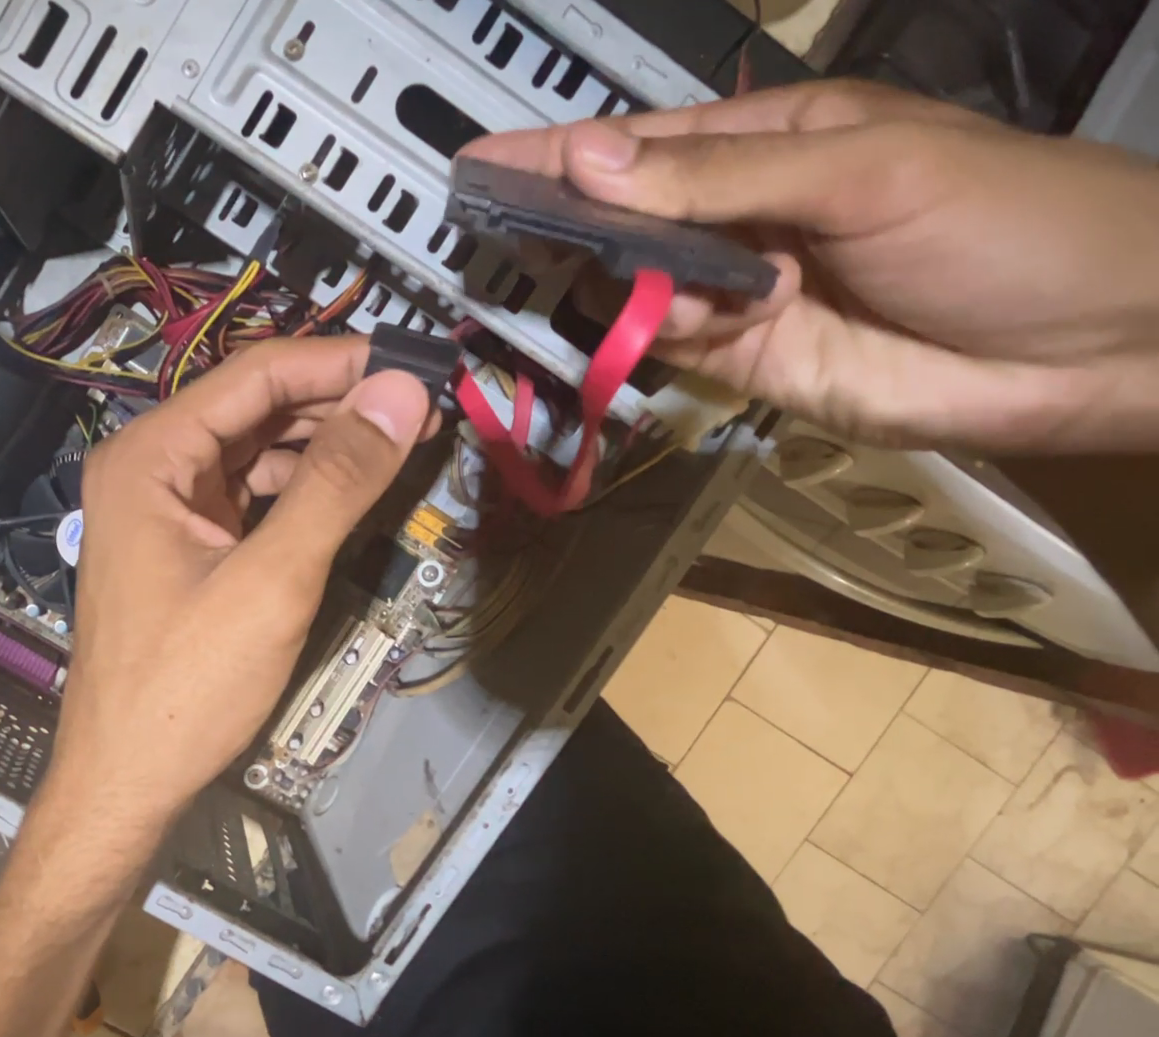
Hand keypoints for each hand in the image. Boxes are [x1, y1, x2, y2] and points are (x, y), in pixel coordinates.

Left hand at [47, 337, 433, 826]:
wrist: (126, 778)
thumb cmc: (186, 686)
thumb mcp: (271, 580)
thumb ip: (336, 482)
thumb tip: (399, 393)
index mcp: (149, 455)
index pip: (255, 375)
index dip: (338, 362)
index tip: (414, 364)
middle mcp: (148, 467)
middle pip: (253, 409)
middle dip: (335, 404)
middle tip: (420, 408)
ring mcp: (162, 507)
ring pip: (254, 451)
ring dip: (322, 445)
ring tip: (397, 444)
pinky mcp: (182, 544)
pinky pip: (247, 495)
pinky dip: (297, 489)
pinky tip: (345, 490)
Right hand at [462, 79, 1158, 451]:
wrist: (1098, 349)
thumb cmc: (1002, 222)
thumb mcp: (862, 172)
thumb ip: (716, 176)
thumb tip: (587, 162)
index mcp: (759, 145)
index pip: (630, 146)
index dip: (550, 153)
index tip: (472, 164)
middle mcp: (727, 218)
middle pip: (612, 220)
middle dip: (563, 226)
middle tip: (503, 235)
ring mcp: (724, 291)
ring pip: (625, 287)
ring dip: (621, 286)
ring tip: (655, 289)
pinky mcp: (730, 358)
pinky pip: (659, 341)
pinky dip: (655, 333)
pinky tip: (695, 324)